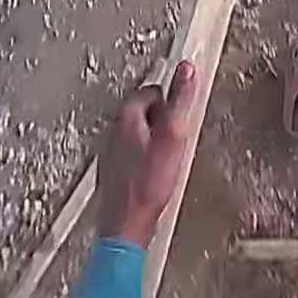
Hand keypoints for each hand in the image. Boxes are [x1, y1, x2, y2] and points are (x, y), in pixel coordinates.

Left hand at [99, 60, 199, 245]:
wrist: (127, 226)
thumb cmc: (148, 184)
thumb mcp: (173, 135)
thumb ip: (180, 100)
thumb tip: (186, 71)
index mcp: (126, 117)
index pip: (151, 90)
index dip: (169, 101)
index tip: (179, 115)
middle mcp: (114, 131)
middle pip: (144, 111)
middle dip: (162, 120)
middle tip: (174, 139)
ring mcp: (111, 152)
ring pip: (138, 133)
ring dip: (154, 140)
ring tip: (167, 159)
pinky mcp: (113, 172)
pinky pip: (133, 154)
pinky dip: (145, 159)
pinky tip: (155, 174)